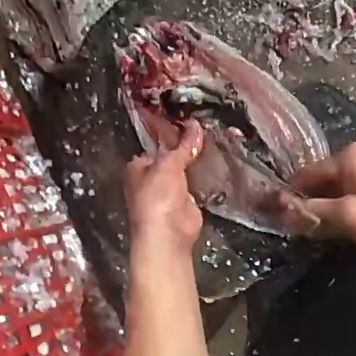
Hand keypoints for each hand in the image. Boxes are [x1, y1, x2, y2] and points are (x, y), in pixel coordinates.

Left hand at [125, 120, 203, 250]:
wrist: (168, 233)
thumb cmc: (158, 196)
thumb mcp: (169, 165)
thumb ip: (184, 146)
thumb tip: (196, 124)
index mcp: (138, 167)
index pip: (156, 144)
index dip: (171, 133)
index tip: (190, 121)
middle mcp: (151, 178)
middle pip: (171, 157)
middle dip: (187, 147)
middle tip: (207, 130)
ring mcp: (169, 191)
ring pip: (185, 170)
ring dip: (197, 162)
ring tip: (216, 142)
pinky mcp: (186, 202)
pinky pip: (196, 183)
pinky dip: (205, 177)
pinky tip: (217, 164)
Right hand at [291, 143, 355, 247]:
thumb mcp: (348, 215)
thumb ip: (313, 210)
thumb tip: (282, 210)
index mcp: (348, 156)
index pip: (306, 174)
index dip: (292, 196)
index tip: (281, 217)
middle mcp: (354, 157)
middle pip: (319, 182)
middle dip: (310, 205)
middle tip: (301, 229)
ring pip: (331, 192)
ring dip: (325, 211)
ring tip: (321, 231)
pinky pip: (345, 196)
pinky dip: (339, 211)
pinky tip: (339, 228)